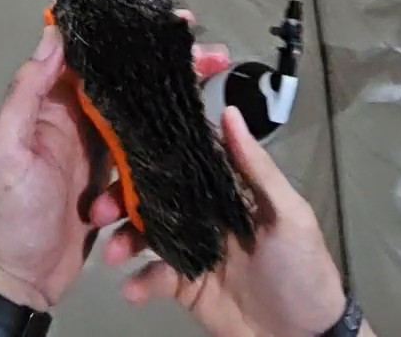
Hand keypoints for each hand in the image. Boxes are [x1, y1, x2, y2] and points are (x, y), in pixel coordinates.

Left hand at [0, 22, 232, 311]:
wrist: (22, 281)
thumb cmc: (9, 213)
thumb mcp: (5, 148)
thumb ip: (27, 91)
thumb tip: (53, 34)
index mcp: (52, 100)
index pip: (89, 54)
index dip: (122, 30)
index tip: (160, 14)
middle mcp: (80, 114)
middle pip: (126, 76)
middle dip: (164, 58)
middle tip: (206, 46)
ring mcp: (102, 144)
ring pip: (143, 106)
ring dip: (175, 89)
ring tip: (214, 69)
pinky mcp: (119, 173)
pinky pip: (148, 147)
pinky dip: (171, 134)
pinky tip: (200, 121)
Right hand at [105, 107, 354, 336]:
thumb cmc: (303, 268)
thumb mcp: (288, 214)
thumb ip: (256, 167)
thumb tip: (229, 112)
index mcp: (226, 189)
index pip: (184, 160)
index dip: (152, 151)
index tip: (119, 144)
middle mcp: (204, 213)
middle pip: (155, 195)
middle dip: (122, 197)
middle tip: (98, 206)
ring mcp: (193, 249)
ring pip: (148, 234)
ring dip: (124, 238)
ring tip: (111, 251)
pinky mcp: (186, 286)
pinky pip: (156, 278)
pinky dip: (140, 283)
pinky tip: (131, 289)